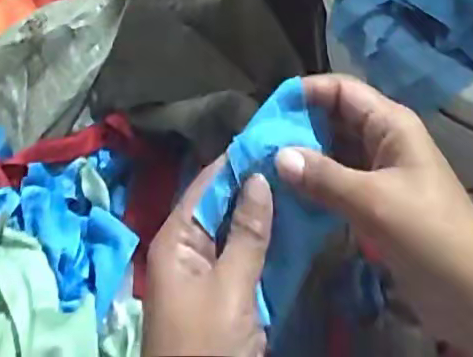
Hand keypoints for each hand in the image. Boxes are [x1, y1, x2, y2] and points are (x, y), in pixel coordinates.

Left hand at [143, 155, 272, 356]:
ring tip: (297, 184)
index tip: (271, 137)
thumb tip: (258, 176)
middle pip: (220, 205)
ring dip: (261, 213)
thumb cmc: (207, 347)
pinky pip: (241, 258)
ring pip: (234, 230)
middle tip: (292, 160)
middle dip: (253, 185)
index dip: (236, 161)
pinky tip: (291, 229)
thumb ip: (246, 234)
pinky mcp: (221, 298)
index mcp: (175, 237)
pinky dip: (263, 243)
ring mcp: (203, 274)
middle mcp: (185, 247)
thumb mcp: (230, 290)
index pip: (206, 184)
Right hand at [273, 75, 472, 340]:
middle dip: (298, 125)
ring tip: (266, 166)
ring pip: (333, 149)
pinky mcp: (377, 201)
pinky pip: (337, 179)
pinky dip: (315, 182)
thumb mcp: (375, 204)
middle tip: (260, 142)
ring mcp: (380, 171)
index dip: (305, 93)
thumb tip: (277, 155)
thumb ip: (324, 176)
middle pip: (333, 116)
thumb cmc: (433, 239)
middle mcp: (384, 139)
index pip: (340, 89)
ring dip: (303, 156)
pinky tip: (289, 193)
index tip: (268, 111)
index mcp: (391, 124)